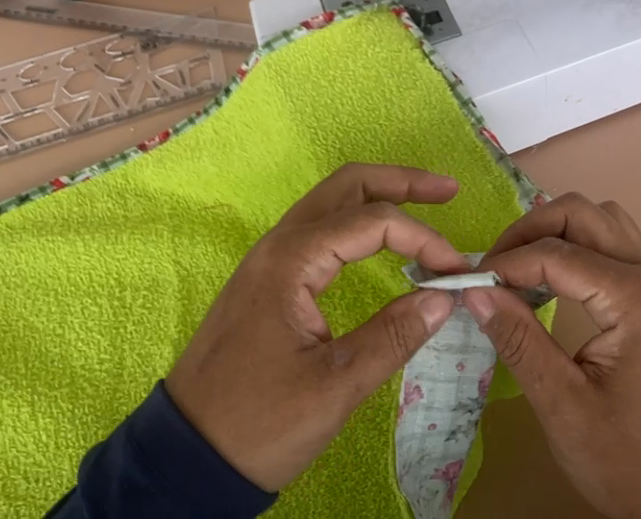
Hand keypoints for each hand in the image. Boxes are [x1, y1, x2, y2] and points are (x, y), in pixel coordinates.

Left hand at [165, 163, 468, 490]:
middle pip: (348, 185)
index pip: (374, 222)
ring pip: (333, 202)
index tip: (457, 271)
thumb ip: (393, 336)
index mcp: (292, 259)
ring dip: (380, 196)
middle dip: (402, 182)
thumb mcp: (334, 387)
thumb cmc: (257, 424)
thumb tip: (445, 298)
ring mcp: (271, 259)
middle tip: (449, 192)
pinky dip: (359, 221)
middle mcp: (280, 244)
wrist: (184, 458)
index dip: (424, 238)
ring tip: (426, 204)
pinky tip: (382, 241)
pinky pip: (322, 229)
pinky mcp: (269, 279)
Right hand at [462, 194, 640, 518]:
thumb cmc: (625, 456)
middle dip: (530, 230)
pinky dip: (578, 242)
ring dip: (556, 228)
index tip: (470, 282)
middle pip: (581, 214)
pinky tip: (553, 275)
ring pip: (600, 218)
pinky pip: (614, 240)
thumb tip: (476, 291)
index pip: (557, 254)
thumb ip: (519, 340)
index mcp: (635, 299)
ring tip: (520, 265)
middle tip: (494, 267)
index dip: (507, 262)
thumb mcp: (562, 405)